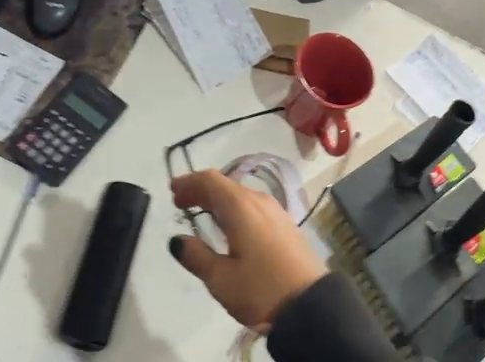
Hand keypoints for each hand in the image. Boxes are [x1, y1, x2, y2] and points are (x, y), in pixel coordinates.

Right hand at [168, 169, 326, 328]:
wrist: (311, 305)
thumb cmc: (261, 289)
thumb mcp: (221, 279)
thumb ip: (196, 256)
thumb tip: (178, 240)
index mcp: (241, 207)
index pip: (211, 180)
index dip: (190, 181)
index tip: (173, 190)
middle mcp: (259, 201)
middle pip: (226, 186)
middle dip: (202, 191)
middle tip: (181, 202)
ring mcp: (276, 211)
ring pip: (241, 196)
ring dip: (219, 201)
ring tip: (202, 214)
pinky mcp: (286, 225)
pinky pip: (254, 207)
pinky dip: (235, 209)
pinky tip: (230, 227)